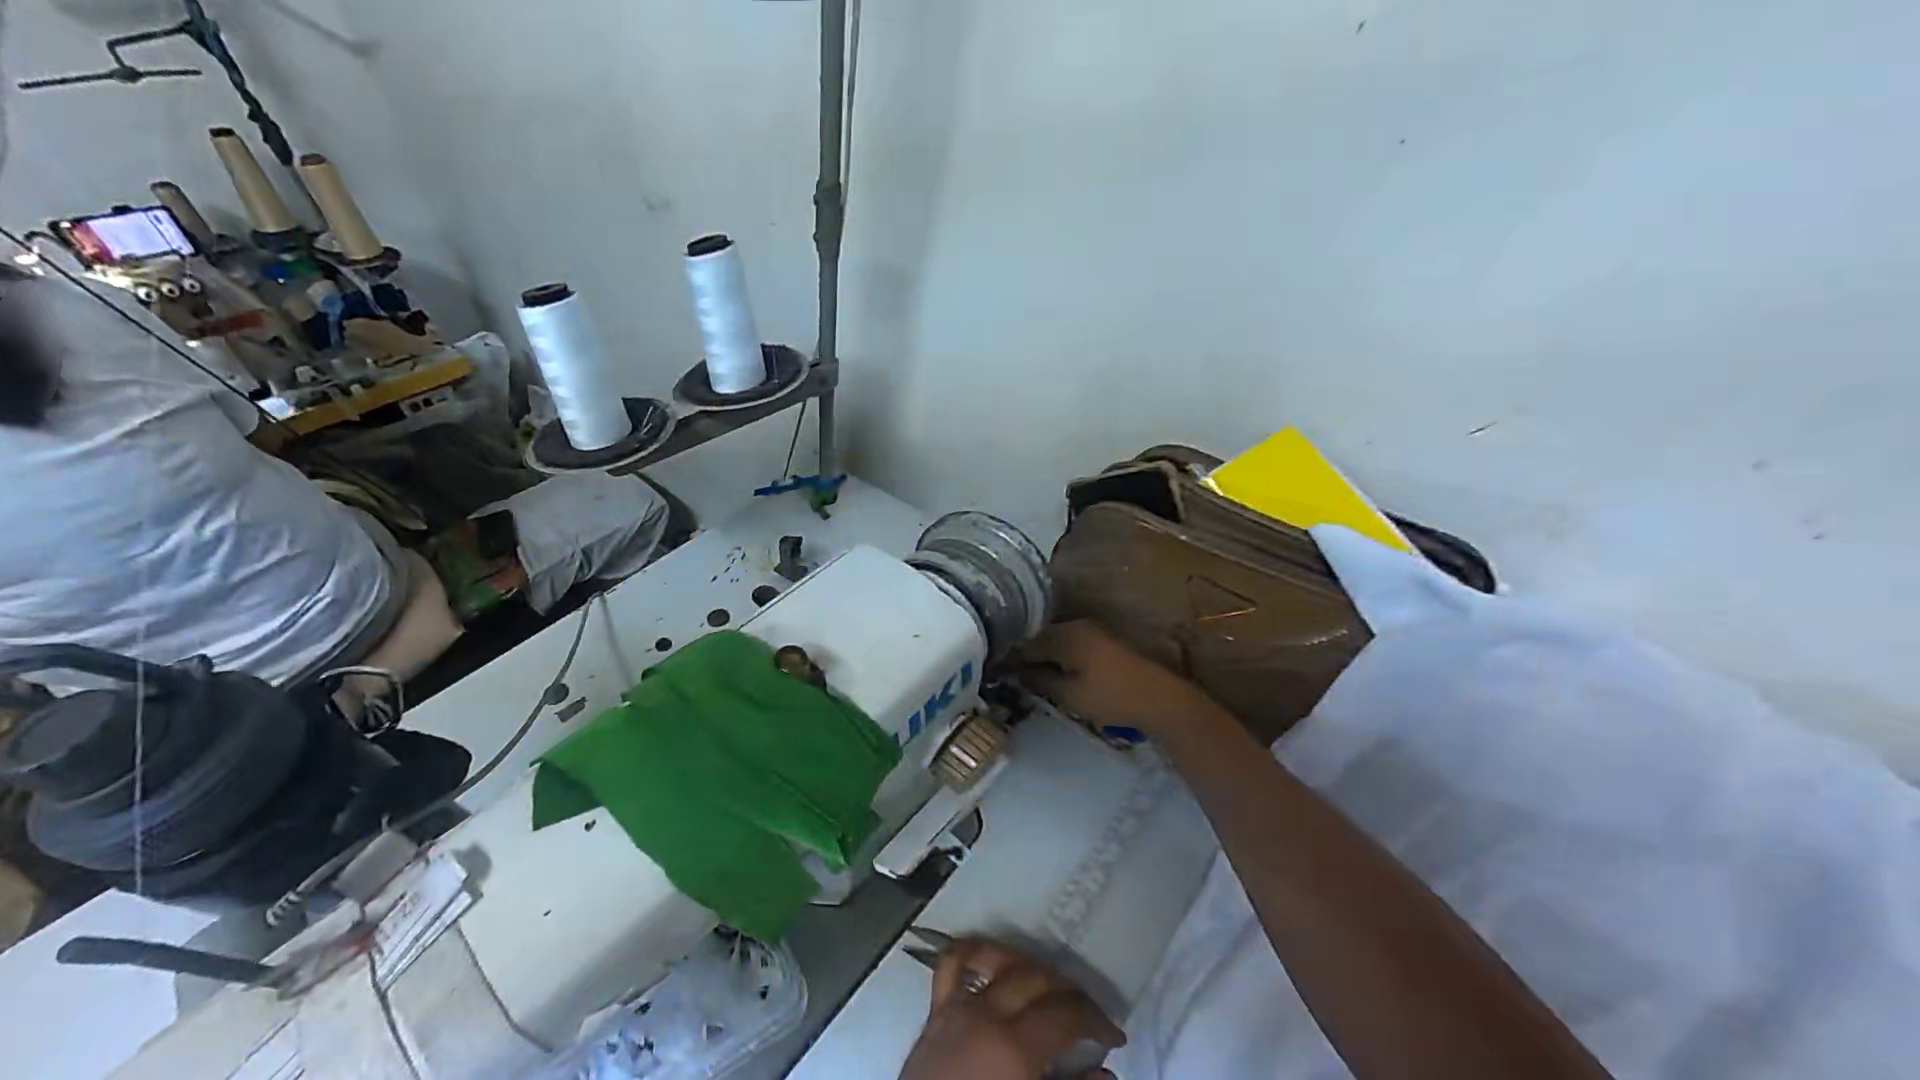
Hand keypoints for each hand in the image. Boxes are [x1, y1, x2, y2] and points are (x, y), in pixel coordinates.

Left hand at [899, 938, 1124, 1079]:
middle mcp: (986, 1014)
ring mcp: (956, 1008)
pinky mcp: (935, 1013)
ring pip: (998, 959)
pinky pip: (951, 965)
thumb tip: (1105, 1073)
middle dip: (1070, 990)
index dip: (1097, 1020)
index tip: (1114, 1036)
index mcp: (1014, 1047)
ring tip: (1048, 981)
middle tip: (1088, 1012)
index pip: (1067, 1013)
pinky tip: (992, 959)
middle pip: (1037, 979)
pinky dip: (973, 952)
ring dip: (1028, 963)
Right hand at [1019, 620, 1215, 738]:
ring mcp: (1091, 631)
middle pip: (1038, 638)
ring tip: (1024, 674)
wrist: (1161, 699)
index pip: (1024, 643)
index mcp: (1064, 634)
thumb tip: (1013, 674)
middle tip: (1005, 674)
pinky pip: (1068, 644)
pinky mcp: (1102, 641)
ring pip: (1054, 640)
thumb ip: (1038, 681)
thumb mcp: (1069, 695)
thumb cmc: (1112, 697)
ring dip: (1039, 655)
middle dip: (1022, 655)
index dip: (1007, 659)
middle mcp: (1076, 625)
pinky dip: (1056, 656)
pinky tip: (1050, 670)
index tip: (992, 671)